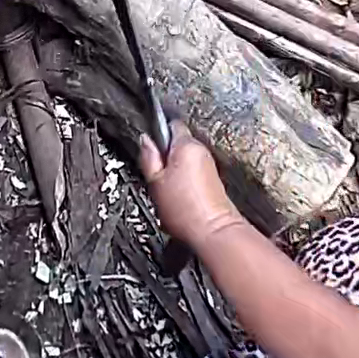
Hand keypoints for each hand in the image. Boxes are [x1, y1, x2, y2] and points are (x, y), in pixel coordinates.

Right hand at [137, 121, 245, 246]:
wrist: (213, 233)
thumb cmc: (187, 210)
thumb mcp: (155, 181)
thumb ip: (148, 156)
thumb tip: (144, 140)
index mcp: (186, 145)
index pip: (170, 124)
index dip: (158, 134)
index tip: (150, 148)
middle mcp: (201, 150)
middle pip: (177, 142)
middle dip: (166, 154)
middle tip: (157, 173)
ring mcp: (209, 165)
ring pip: (185, 157)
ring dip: (175, 167)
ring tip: (168, 187)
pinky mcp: (213, 179)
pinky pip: (193, 170)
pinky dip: (185, 178)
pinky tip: (179, 195)